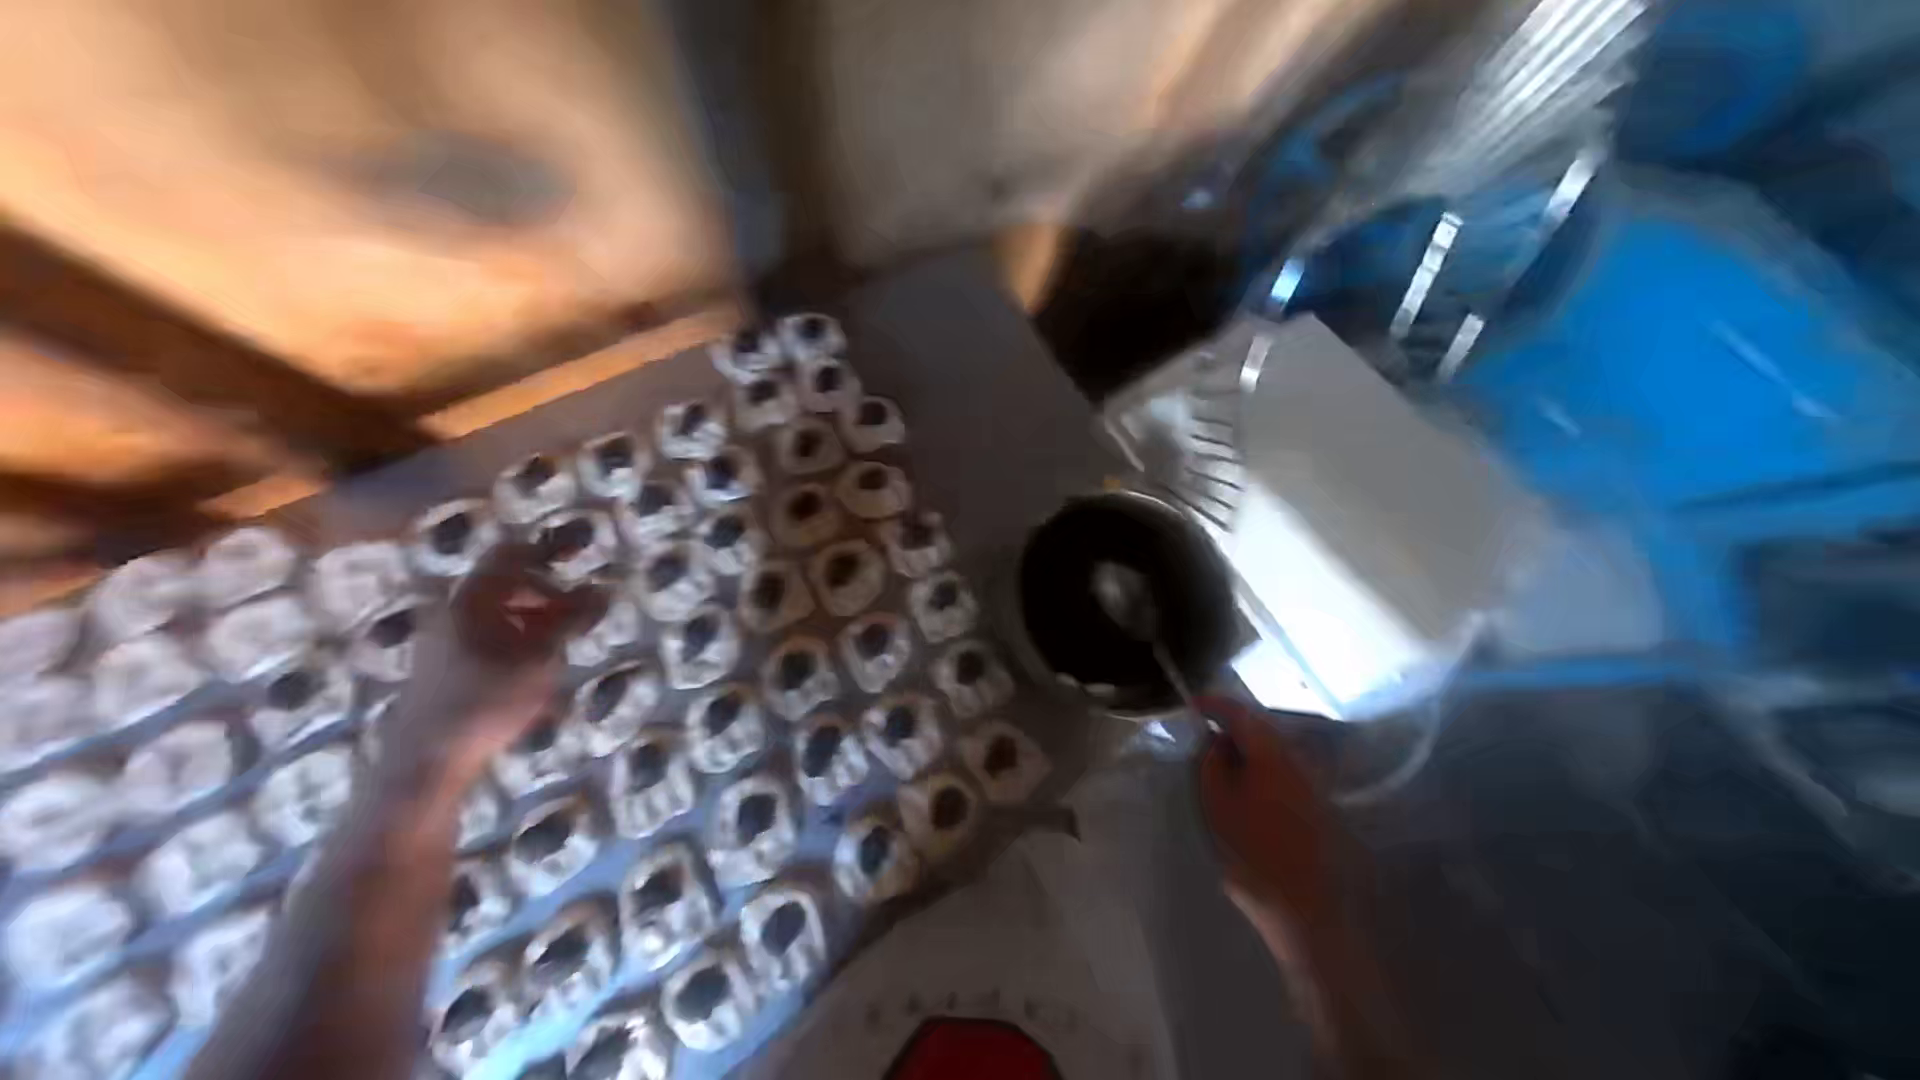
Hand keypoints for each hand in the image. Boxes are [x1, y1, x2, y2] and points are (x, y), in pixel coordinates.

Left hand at [375, 543, 606, 803]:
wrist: (426, 762)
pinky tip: (539, 662)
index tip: (580, 555)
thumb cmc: (486, 703)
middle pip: (506, 584)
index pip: (510, 556)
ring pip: (499, 611)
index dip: (547, 550)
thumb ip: (570, 620)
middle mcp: (453, 612)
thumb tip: (603, 589)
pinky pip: (490, 634)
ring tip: (568, 638)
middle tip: (585, 608)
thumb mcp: (539, 659)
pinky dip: (520, 635)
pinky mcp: (447, 666)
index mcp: (471, 602)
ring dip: (537, 615)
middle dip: (549, 590)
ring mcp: (446, 640)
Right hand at [1198, 696, 1346, 926]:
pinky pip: (1285, 769)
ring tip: (1224, 757)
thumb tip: (1216, 740)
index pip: (1241, 713)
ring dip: (1250, 746)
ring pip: (1276, 749)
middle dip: (1234, 724)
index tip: (1193, 706)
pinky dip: (1263, 765)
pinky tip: (1249, 782)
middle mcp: (1299, 760)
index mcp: (1271, 754)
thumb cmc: (1253, 851)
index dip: (1215, 705)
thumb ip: (1212, 763)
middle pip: (1263, 728)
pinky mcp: (1319, 805)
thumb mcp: (1216, 803)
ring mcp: (1314, 783)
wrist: (1306, 909)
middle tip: (1207, 730)